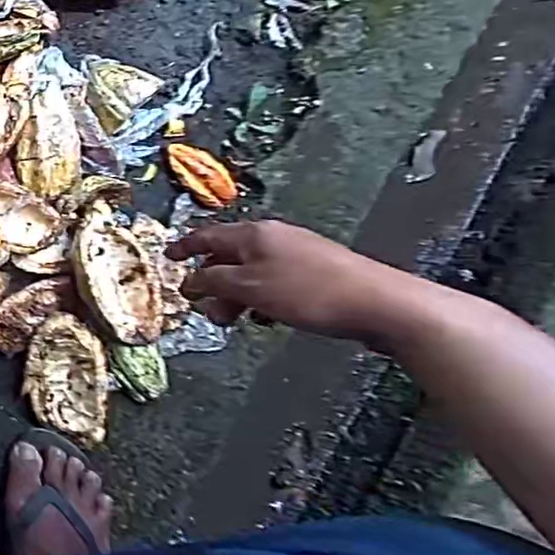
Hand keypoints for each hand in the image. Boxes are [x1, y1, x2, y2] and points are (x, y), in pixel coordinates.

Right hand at [167, 220, 426, 344]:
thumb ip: (211, 282)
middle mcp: (274, 237)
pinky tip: (269, 317)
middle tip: (206, 308)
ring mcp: (299, 252)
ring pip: (252, 271)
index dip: (183, 248)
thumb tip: (189, 281)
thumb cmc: (309, 293)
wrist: (386, 306)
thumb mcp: (247, 288)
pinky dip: (262, 296)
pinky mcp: (320, 271)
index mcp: (252, 234)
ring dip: (237, 295)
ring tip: (237, 319)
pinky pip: (275, 280)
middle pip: (229, 257)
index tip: (168, 258)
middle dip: (212, 283)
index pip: (205, 236)